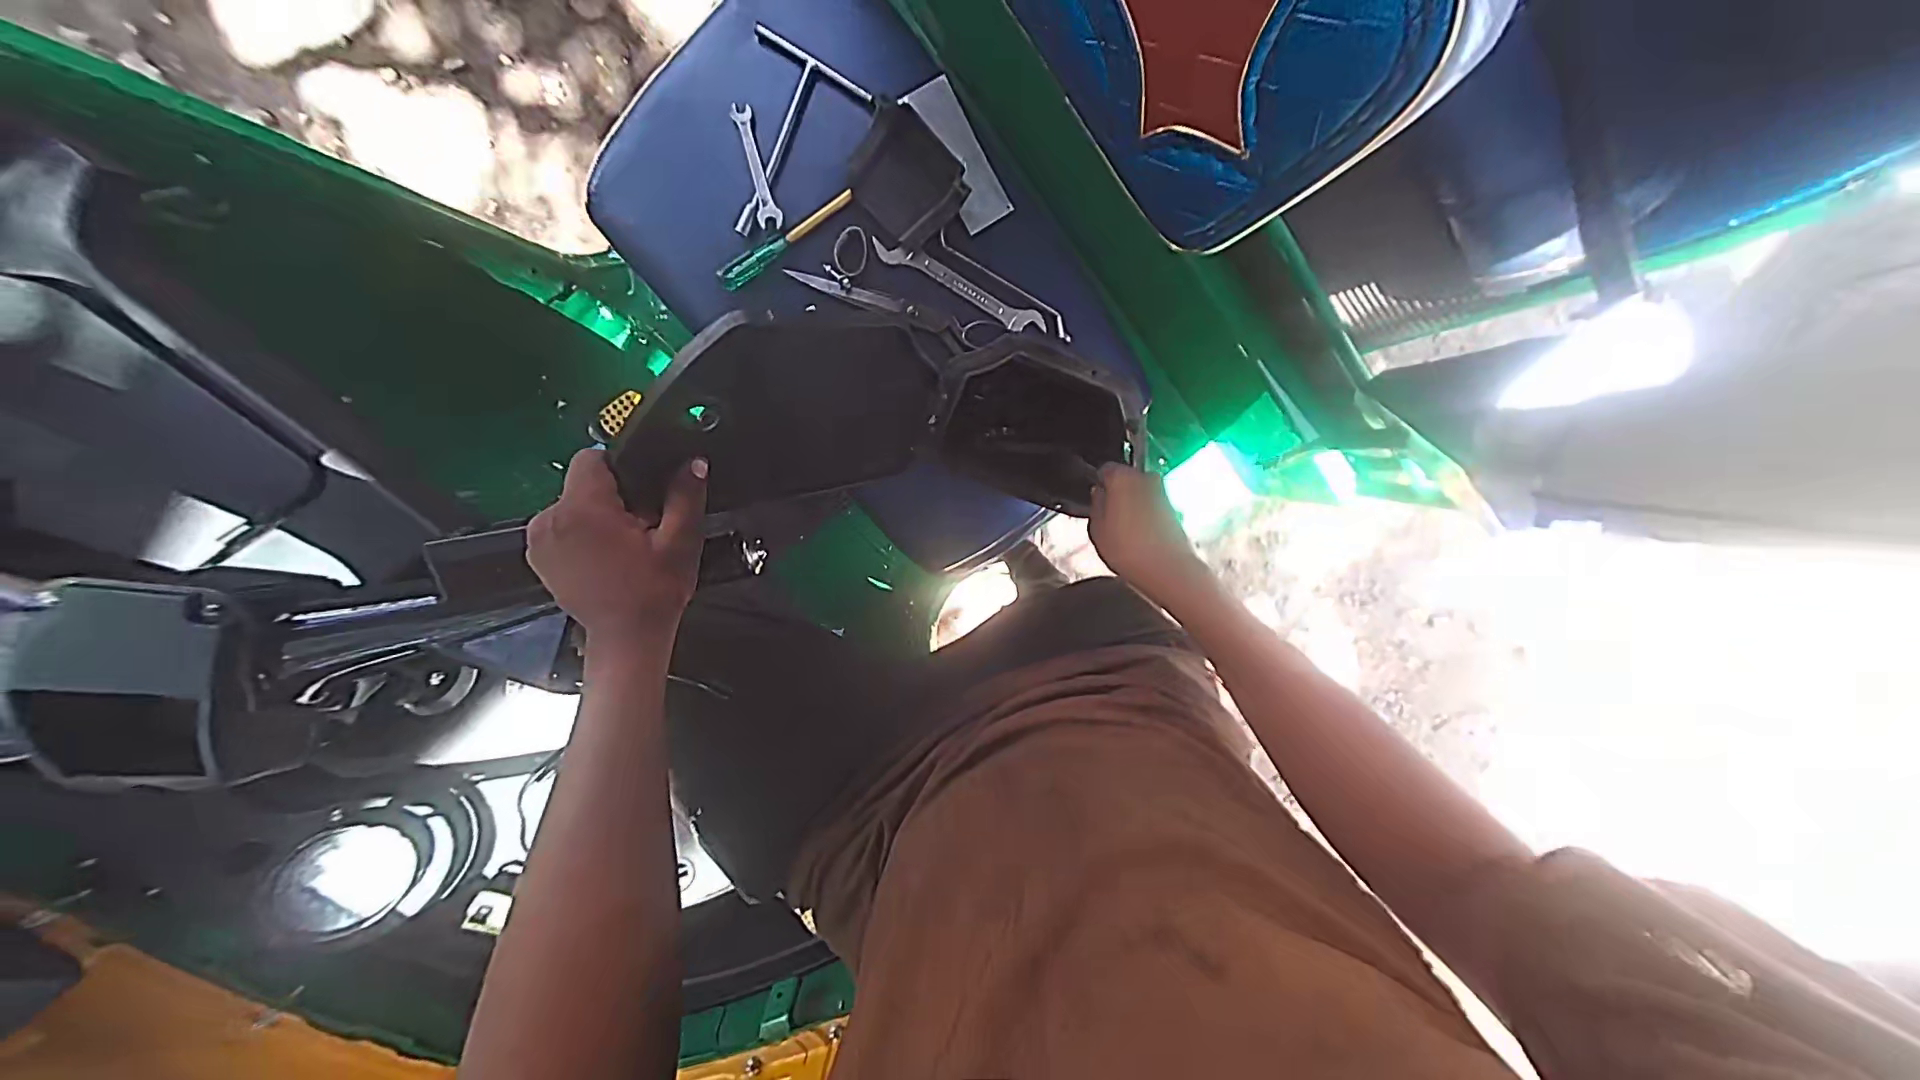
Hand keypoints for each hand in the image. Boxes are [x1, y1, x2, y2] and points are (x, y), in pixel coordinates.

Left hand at [526, 448, 706, 645]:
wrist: (627, 639)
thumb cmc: (653, 594)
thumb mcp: (681, 541)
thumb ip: (686, 495)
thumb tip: (693, 464)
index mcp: (582, 510)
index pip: (592, 458)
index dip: (623, 468)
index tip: (643, 494)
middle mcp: (550, 520)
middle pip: (584, 483)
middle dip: (614, 497)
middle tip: (642, 527)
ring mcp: (539, 541)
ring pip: (574, 504)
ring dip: (599, 515)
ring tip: (626, 545)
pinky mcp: (539, 557)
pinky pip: (563, 526)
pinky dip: (583, 533)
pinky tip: (608, 556)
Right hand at [1089, 463, 1217, 612]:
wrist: (1169, 569)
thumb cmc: (1131, 550)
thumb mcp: (1097, 530)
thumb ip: (1095, 505)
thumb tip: (1098, 495)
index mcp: (1122, 477)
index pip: (1105, 469)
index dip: (1098, 484)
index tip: (1095, 499)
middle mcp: (1146, 478)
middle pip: (1125, 479)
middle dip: (1117, 494)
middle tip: (1108, 519)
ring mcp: (1163, 493)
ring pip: (1140, 493)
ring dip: (1132, 506)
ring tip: (1124, 533)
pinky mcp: (1174, 509)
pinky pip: (1152, 507)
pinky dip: (1145, 517)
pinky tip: (1139, 538)